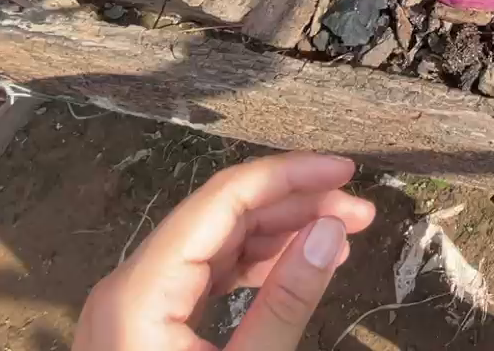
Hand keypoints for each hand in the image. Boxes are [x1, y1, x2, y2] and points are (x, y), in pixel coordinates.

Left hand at [74, 152, 376, 350]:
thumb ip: (286, 302)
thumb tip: (333, 227)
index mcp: (141, 290)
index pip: (226, 197)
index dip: (291, 174)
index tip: (348, 172)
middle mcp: (133, 282)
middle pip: (226, 213)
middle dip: (297, 203)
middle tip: (361, 213)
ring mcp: (138, 302)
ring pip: (222, 237)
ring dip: (285, 229)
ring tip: (343, 236)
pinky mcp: (149, 322)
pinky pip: (213, 270)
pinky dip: (261, 260)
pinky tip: (302, 265)